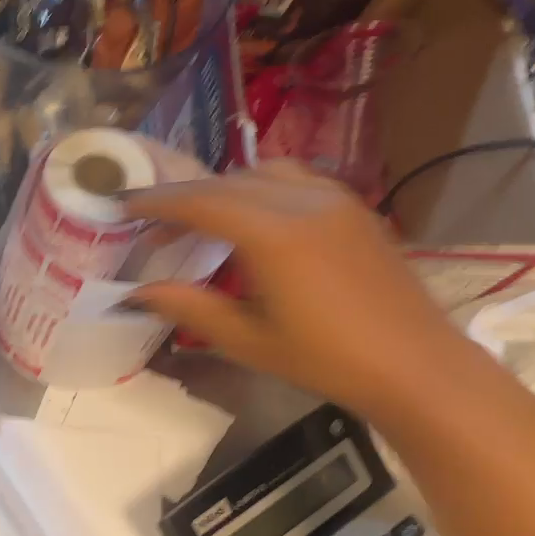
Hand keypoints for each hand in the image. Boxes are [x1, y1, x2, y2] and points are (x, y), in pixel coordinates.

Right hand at [123, 161, 464, 412]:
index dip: (157, 202)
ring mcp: (336, 199)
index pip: (201, 202)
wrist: (411, 362)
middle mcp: (305, 202)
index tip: (123, 204)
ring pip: (265, 173)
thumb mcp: (245, 339)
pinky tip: (250, 220)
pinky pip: (296, 180)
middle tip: (150, 221)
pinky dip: (259, 188)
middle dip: (185, 196)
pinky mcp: (354, 209)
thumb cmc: (322, 359)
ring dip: (223, 188)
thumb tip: (135, 293)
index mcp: (275, 235)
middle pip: (230, 181)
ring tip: (197, 218)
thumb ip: (188, 307)